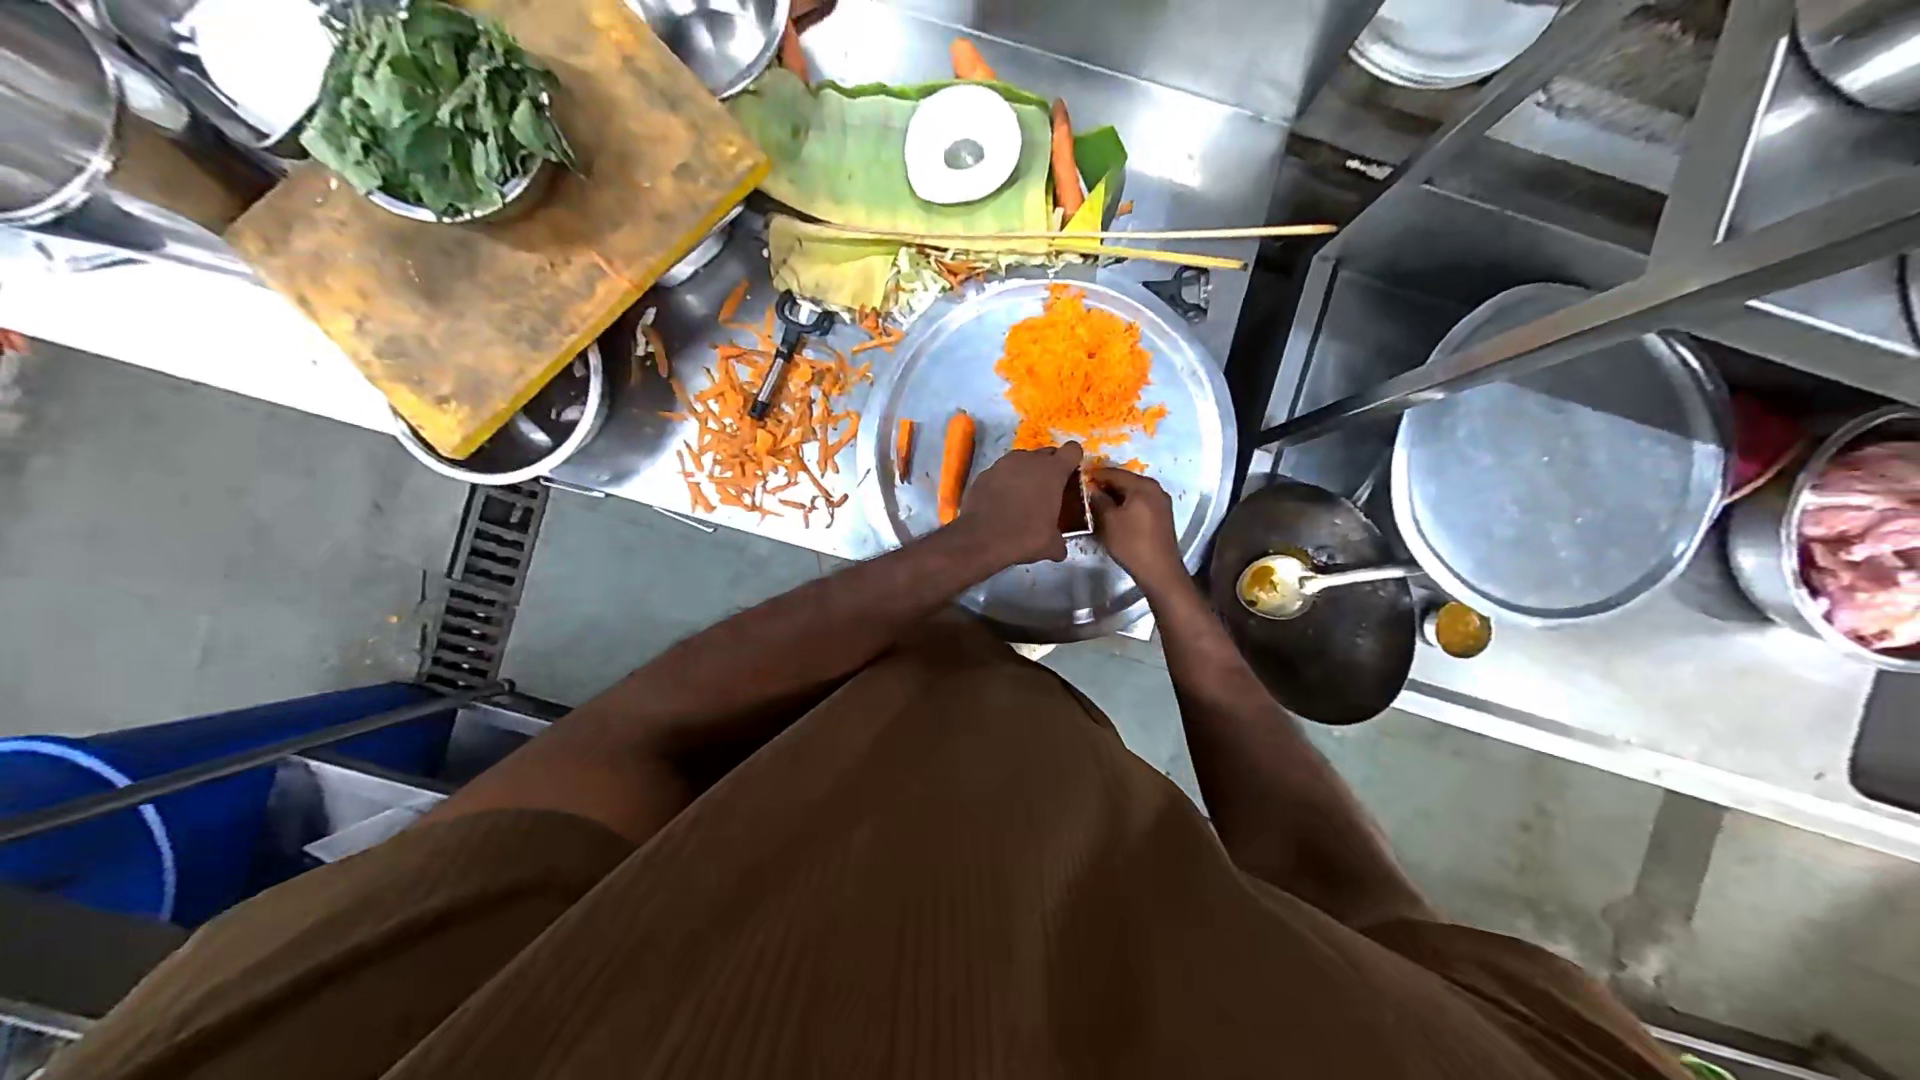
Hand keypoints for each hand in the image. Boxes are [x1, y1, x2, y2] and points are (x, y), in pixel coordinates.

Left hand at [953, 441, 1083, 565]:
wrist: (981, 539)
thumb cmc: (1024, 536)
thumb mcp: (1050, 544)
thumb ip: (1059, 542)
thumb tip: (1059, 549)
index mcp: (1052, 471)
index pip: (1072, 450)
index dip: (1073, 460)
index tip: (1070, 475)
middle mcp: (1028, 459)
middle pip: (1046, 453)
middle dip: (1049, 467)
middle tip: (1048, 490)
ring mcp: (1003, 464)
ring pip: (1022, 460)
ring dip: (1026, 472)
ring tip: (1023, 496)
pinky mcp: (984, 473)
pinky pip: (1001, 472)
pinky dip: (1004, 482)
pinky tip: (1002, 502)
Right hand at [1090, 468, 1185, 589]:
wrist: (1159, 570)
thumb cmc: (1131, 543)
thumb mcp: (1109, 520)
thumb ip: (1099, 500)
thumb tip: (1093, 490)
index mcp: (1143, 485)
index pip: (1115, 473)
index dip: (1096, 475)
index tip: (1081, 477)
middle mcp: (1155, 488)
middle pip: (1126, 480)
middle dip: (1107, 485)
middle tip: (1088, 491)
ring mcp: (1161, 502)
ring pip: (1134, 492)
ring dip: (1117, 495)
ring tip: (1099, 502)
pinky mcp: (1162, 515)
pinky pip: (1141, 502)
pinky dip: (1127, 503)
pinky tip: (1116, 512)